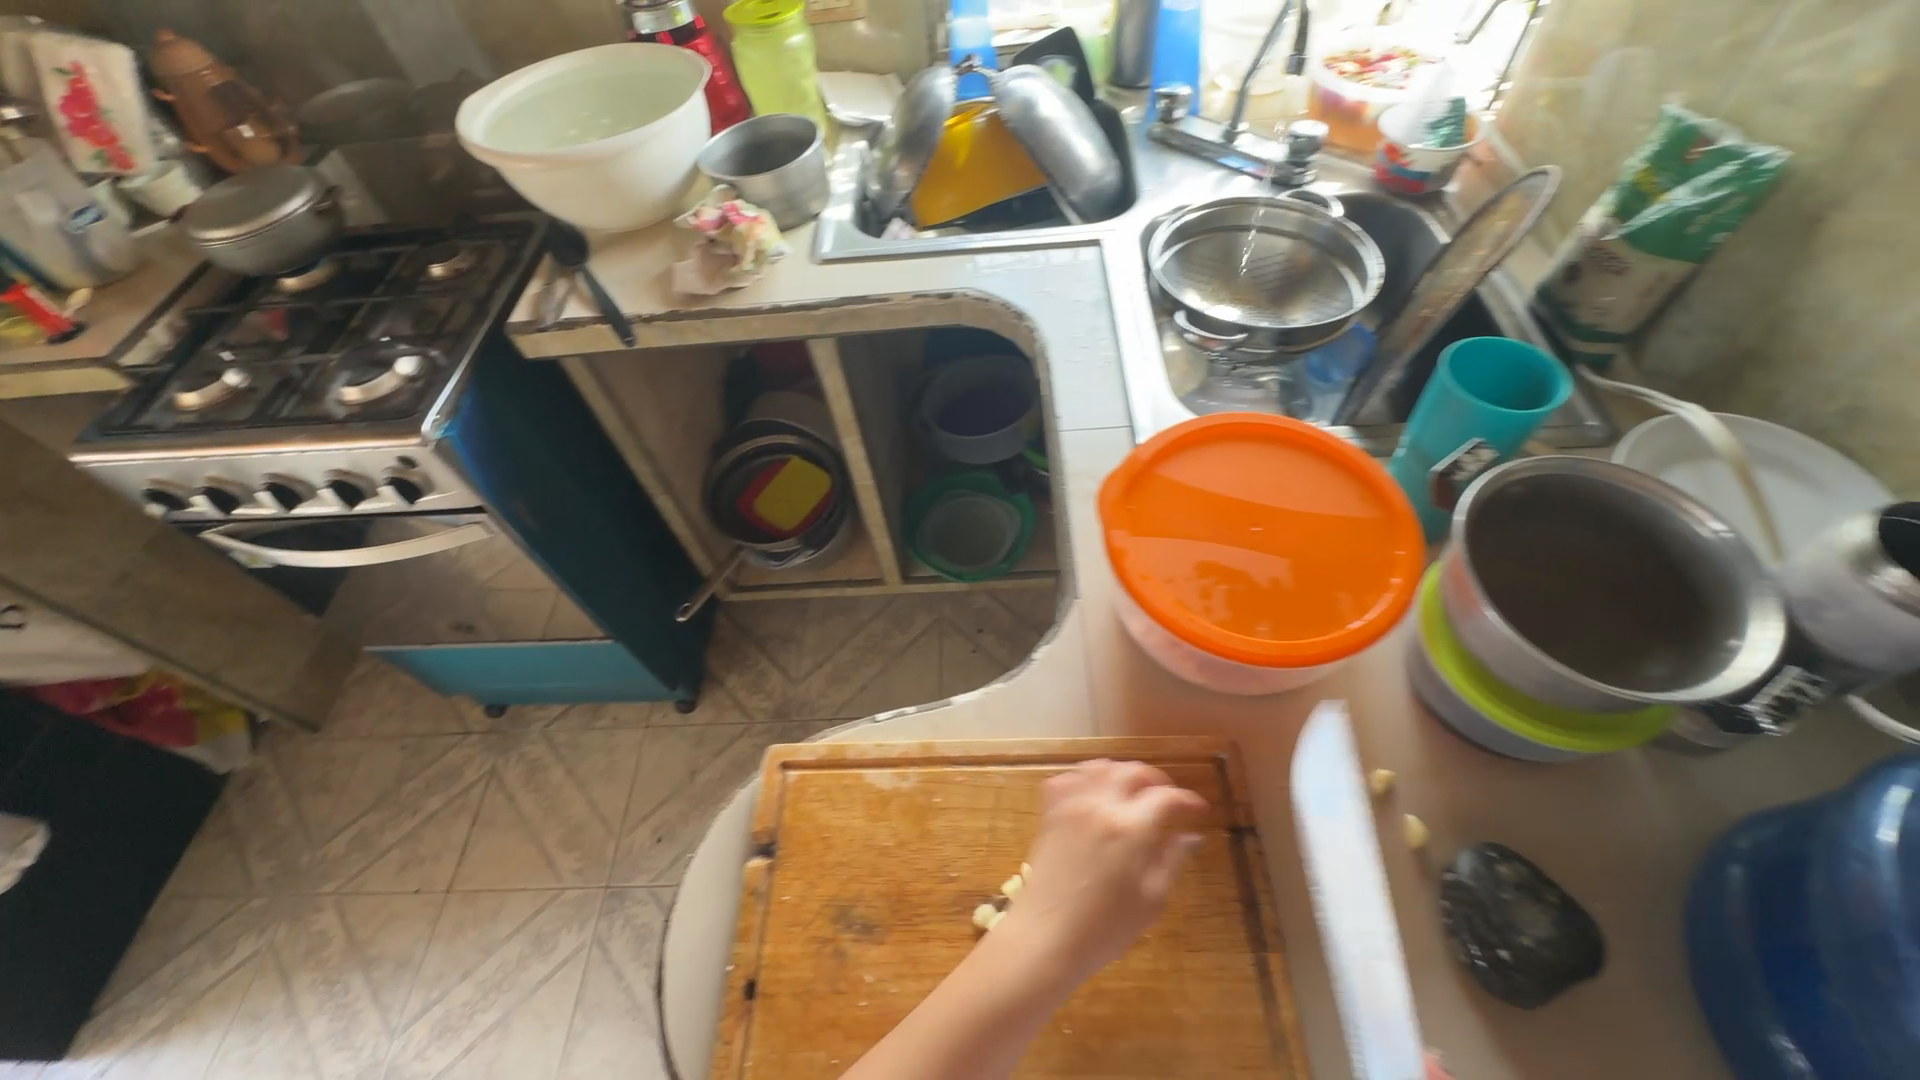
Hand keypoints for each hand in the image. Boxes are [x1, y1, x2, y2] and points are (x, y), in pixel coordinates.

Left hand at [995, 759, 1208, 984]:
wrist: (1046, 937)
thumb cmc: (1105, 929)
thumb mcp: (1152, 900)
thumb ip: (1172, 860)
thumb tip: (1191, 836)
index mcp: (1131, 827)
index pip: (1166, 797)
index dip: (1187, 800)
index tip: (1198, 810)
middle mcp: (1100, 805)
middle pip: (1131, 771)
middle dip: (1155, 779)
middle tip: (1168, 798)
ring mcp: (1071, 805)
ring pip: (1099, 767)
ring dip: (1121, 772)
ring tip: (1133, 792)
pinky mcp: (1050, 813)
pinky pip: (1067, 778)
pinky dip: (1085, 777)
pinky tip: (1094, 793)